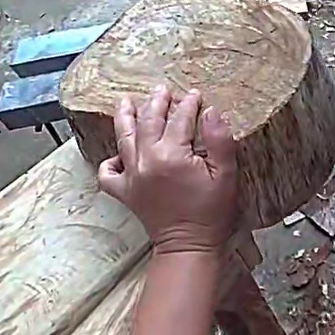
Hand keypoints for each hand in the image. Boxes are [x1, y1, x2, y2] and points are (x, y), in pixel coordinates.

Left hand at [96, 86, 239, 255]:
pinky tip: (119, 153)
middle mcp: (146, 161)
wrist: (189, 244)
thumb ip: (220, 140)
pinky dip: (110, 160)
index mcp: (172, 154)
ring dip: (125, 117)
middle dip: (156, 103)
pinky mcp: (124, 192)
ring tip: (126, 102)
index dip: (188, 104)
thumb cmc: (212, 210)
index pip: (179, 119)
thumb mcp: (227, 174)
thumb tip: (213, 111)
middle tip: (162, 90)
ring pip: (123, 138)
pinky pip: (108, 172)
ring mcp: (131, 176)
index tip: (195, 94)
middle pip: (148, 122)